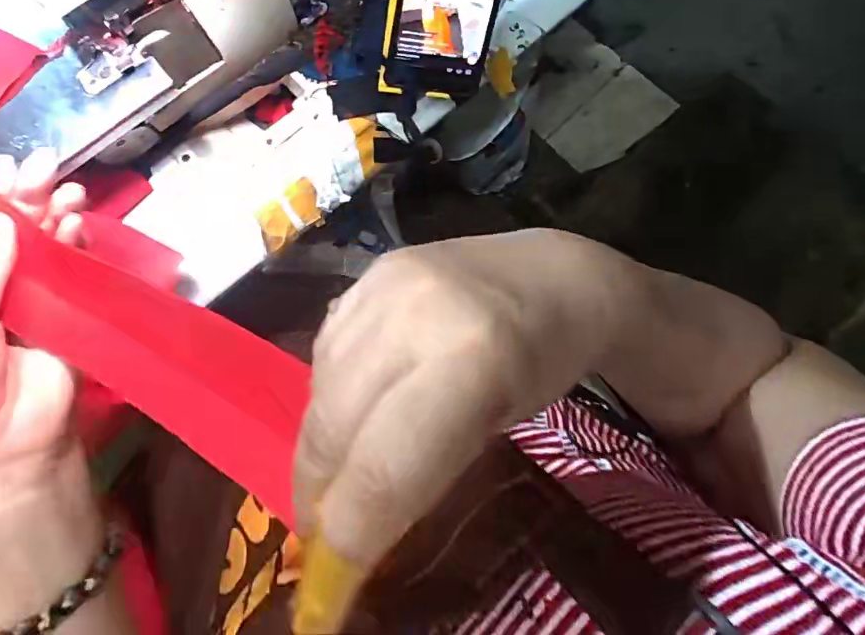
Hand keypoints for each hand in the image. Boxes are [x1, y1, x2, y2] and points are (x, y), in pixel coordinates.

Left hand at [0, 154, 105, 632]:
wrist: (2, 452)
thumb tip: (5, 219)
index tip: (9, 162)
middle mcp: (1, 290)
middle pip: (17, 233)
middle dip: (30, 195)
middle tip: (45, 161)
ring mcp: (39, 301)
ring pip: (49, 246)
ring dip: (57, 214)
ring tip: (67, 188)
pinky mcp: (72, 314)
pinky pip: (73, 272)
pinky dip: (75, 244)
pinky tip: (76, 221)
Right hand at [291, 230, 631, 630]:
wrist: (551, 274)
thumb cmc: (547, 366)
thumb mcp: (506, 432)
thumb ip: (432, 474)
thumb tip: (359, 539)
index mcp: (474, 359)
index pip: (387, 465)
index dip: (350, 535)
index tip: (330, 594)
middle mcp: (417, 313)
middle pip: (337, 424)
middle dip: (316, 494)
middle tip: (316, 544)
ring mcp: (386, 283)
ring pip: (320, 385)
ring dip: (314, 446)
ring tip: (323, 486)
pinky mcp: (368, 271)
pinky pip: (324, 347)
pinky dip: (323, 394)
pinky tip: (339, 417)